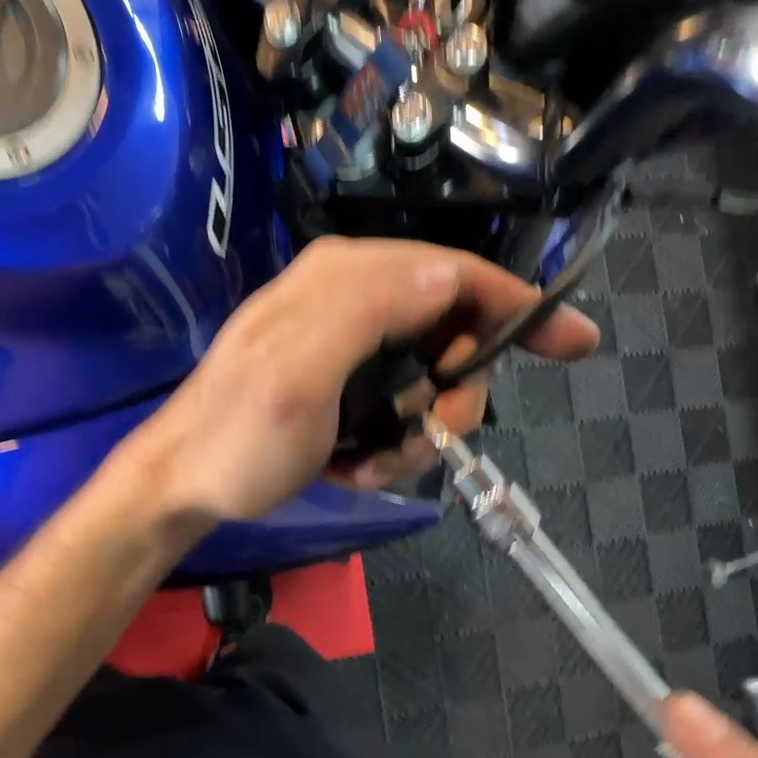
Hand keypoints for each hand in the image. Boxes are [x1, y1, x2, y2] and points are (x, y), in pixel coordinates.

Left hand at [120, 237, 598, 521]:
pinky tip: (356, 465)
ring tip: (375, 462)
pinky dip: (391, 442)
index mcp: (345, 280)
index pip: (455, 275)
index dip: (519, 305)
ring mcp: (343, 341)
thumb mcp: (299, 375)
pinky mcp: (337, 380)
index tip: (575, 343)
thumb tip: (447, 274)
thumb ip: (370, 313)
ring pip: (427, 377)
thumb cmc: (239, 437)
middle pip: (451, 332)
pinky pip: (396, 405)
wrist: (182, 483)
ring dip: (418, 431)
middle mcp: (350, 298)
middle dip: (452, 394)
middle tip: (429, 437)